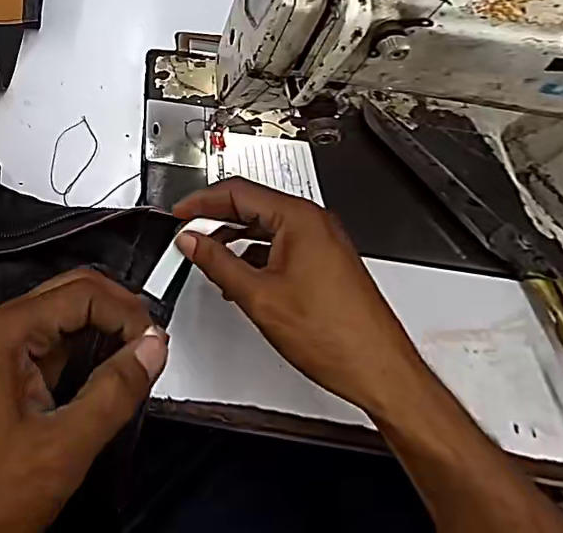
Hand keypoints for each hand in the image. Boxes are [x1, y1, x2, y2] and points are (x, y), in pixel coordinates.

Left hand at [0, 269, 168, 532]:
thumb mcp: (62, 447)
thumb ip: (113, 393)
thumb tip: (150, 349)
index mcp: (12, 330)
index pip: (85, 292)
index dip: (126, 312)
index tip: (154, 341)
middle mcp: (9, 328)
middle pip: (79, 291)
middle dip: (121, 310)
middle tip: (153, 341)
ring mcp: (14, 347)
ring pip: (74, 313)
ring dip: (111, 326)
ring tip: (141, 355)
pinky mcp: (21, 369)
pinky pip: (67, 340)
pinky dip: (97, 346)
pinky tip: (115, 369)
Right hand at [173, 178, 421, 416]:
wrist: (381, 371)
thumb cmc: (337, 336)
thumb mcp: (259, 296)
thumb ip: (218, 263)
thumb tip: (192, 241)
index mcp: (299, 218)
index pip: (237, 191)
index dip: (202, 201)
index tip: (181, 211)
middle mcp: (314, 221)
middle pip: (252, 204)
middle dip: (216, 217)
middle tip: (189, 229)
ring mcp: (322, 240)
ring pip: (266, 225)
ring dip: (234, 236)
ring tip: (208, 254)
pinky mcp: (325, 259)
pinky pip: (281, 242)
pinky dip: (255, 252)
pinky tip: (240, 273)